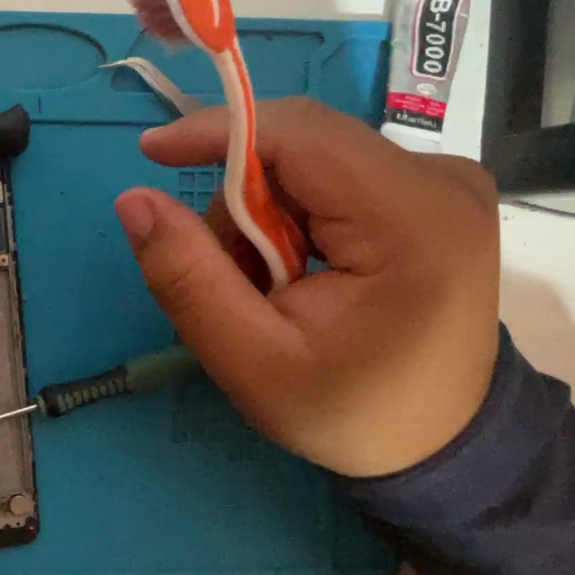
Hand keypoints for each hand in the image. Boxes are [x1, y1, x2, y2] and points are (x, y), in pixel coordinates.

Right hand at [114, 98, 500, 477]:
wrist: (438, 442)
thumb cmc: (349, 411)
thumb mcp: (251, 361)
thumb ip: (189, 280)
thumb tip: (133, 199)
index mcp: (413, 220)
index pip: (301, 135)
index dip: (218, 131)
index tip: (152, 154)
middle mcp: (440, 180)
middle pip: (302, 148)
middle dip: (240, 203)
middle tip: (226, 278)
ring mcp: (442, 182)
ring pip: (309, 164)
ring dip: (262, 219)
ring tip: (265, 290)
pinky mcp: (430, 193)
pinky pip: (330, 179)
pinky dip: (290, 221)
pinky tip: (293, 274)